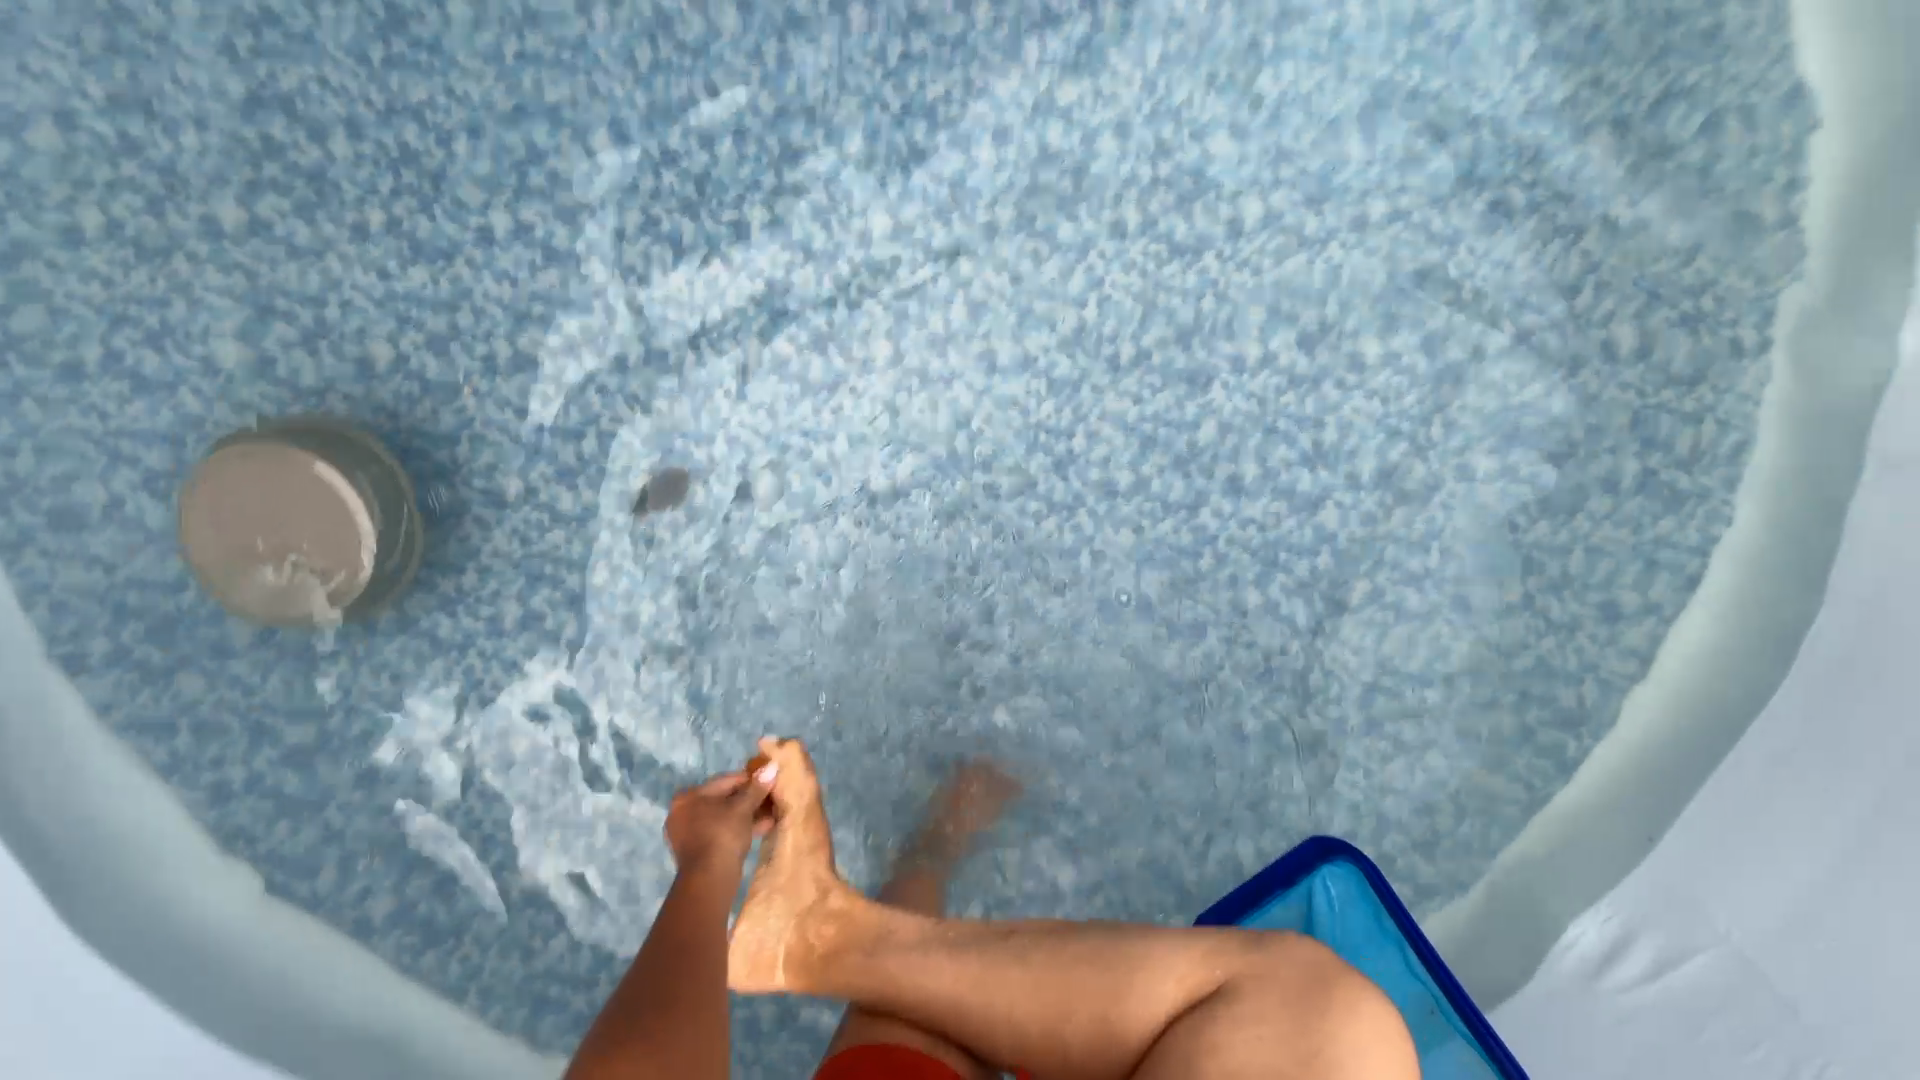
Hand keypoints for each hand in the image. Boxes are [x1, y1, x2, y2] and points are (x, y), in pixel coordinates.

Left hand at [664, 766, 776, 876]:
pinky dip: (739, 829)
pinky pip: (721, 833)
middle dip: (749, 800)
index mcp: (688, 796)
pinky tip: (762, 828)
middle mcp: (683, 812)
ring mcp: (688, 834)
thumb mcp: (743, 807)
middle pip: (724, 800)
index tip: (770, 783)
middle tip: (772, 800)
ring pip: (724, 818)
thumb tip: (772, 766)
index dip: (750, 781)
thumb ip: (757, 787)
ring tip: (771, 815)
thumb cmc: (722, 834)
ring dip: (747, 816)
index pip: (725, 781)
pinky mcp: (697, 851)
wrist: (709, 878)